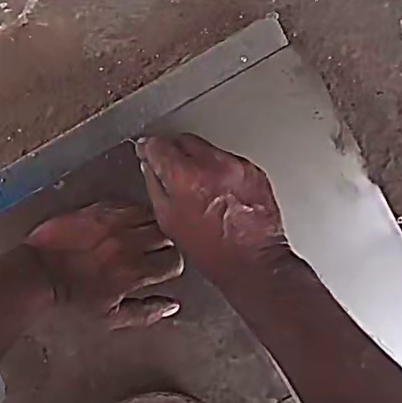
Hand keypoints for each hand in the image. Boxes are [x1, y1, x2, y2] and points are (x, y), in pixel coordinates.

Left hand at [23, 202, 184, 328]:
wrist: (39, 274)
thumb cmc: (73, 299)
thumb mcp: (110, 317)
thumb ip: (145, 312)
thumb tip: (172, 306)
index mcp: (133, 271)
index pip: (174, 261)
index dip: (171, 266)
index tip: (162, 269)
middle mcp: (128, 242)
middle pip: (167, 235)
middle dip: (165, 245)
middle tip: (153, 252)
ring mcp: (113, 221)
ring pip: (151, 215)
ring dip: (151, 226)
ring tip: (142, 235)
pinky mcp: (99, 208)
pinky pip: (129, 204)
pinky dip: (133, 213)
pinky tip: (126, 224)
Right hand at [136, 134, 290, 277]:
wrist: (253, 262)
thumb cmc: (213, 251)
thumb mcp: (169, 221)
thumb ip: (155, 187)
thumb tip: (151, 168)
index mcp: (187, 177)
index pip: (159, 144)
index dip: (149, 146)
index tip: (147, 149)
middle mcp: (213, 165)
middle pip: (184, 140)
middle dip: (174, 150)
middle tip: (171, 167)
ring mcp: (236, 166)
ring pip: (208, 148)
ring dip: (199, 160)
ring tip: (199, 187)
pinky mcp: (254, 171)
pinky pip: (229, 160)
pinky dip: (221, 170)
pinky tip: (220, 191)